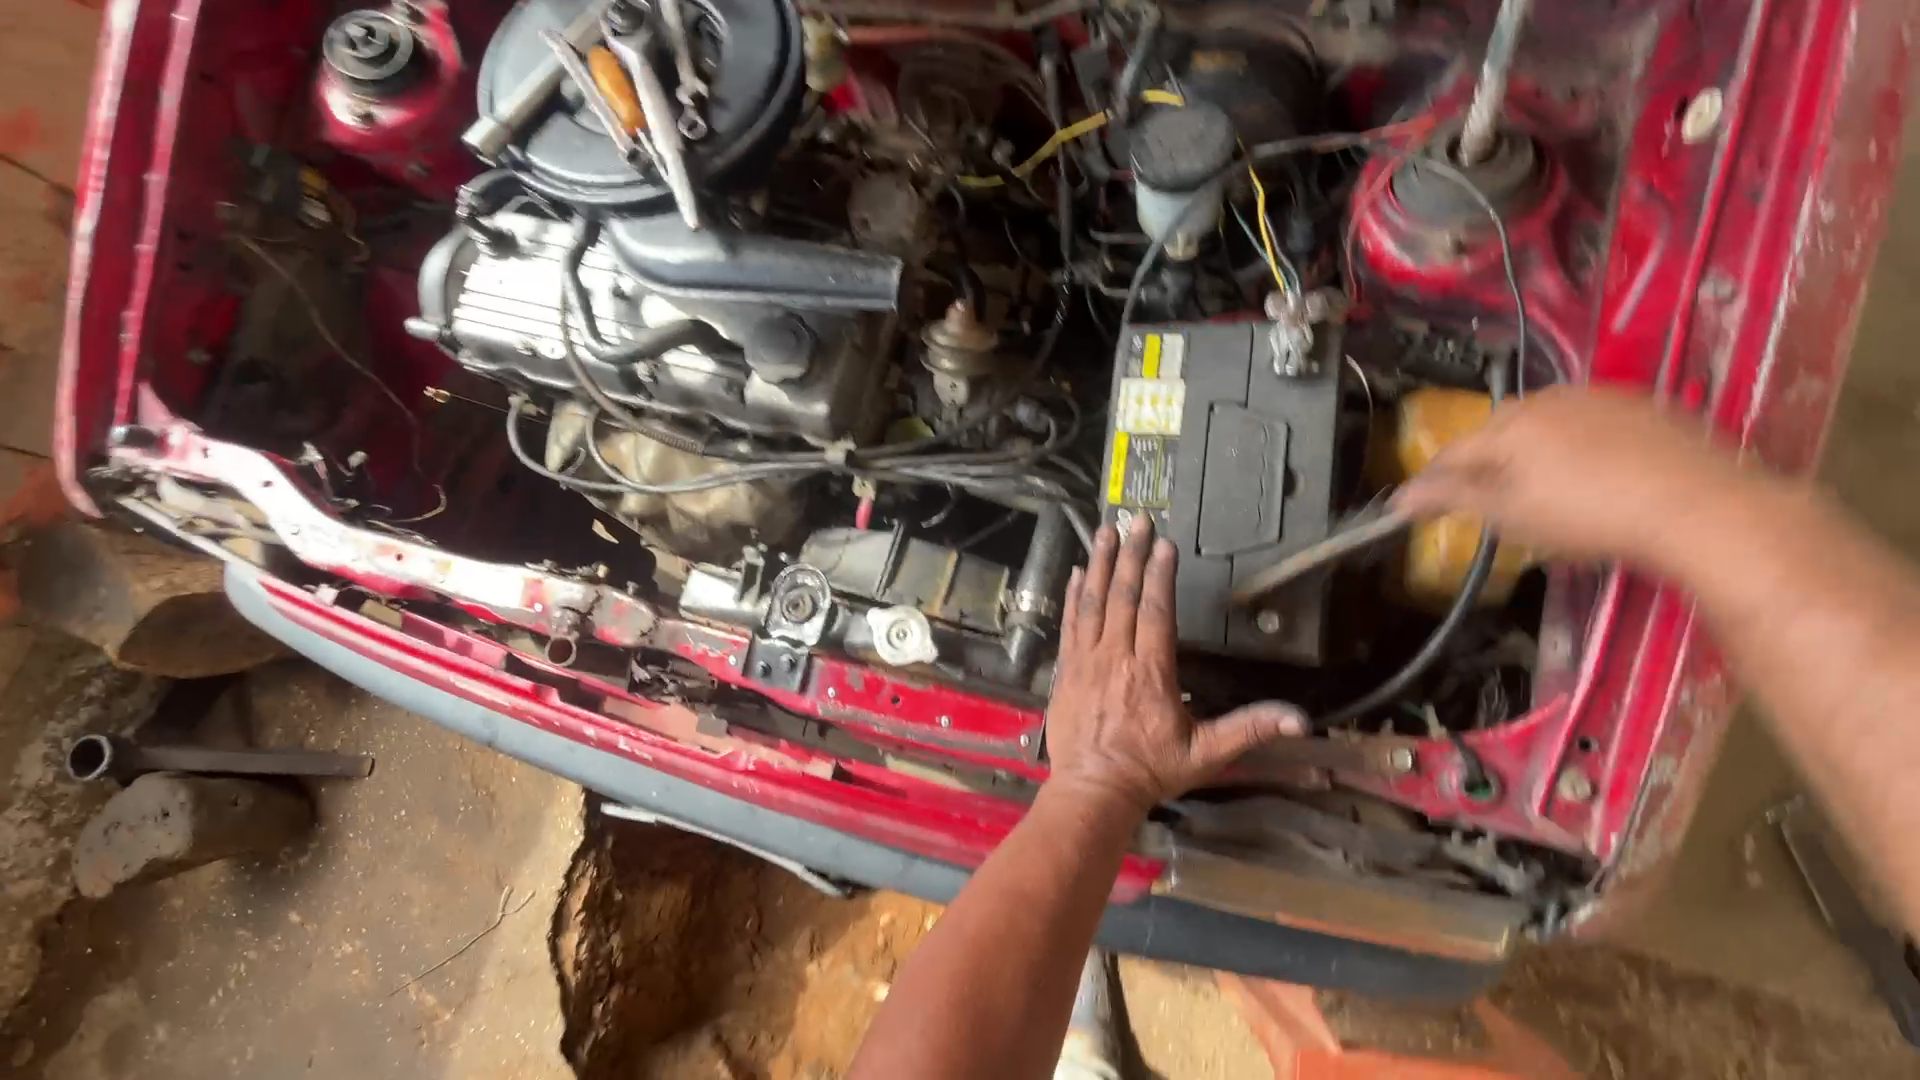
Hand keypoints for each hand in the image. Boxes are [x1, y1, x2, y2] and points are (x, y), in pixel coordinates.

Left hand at [1044, 518, 1305, 815]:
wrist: (1093, 790)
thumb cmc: (1150, 770)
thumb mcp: (1205, 754)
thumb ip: (1249, 730)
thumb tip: (1299, 719)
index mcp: (1150, 672)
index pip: (1156, 613)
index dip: (1161, 577)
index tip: (1165, 544)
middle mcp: (1115, 657)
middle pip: (1123, 597)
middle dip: (1132, 556)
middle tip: (1136, 520)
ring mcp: (1085, 661)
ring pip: (1092, 603)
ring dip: (1100, 565)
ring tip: (1106, 532)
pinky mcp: (1065, 669)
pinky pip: (1069, 624)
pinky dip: (1073, 596)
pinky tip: (1077, 573)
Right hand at [1392, 386, 1764, 565]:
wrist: (1705, 508)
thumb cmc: (1591, 516)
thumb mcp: (1510, 516)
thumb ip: (1451, 499)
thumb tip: (1400, 497)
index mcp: (1509, 426)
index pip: (1452, 453)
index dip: (1434, 480)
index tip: (1421, 504)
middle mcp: (1548, 400)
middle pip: (1498, 431)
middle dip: (1486, 460)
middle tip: (1492, 497)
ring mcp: (1599, 398)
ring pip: (1544, 422)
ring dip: (1532, 448)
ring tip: (1544, 485)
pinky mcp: (1644, 406)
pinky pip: (1590, 421)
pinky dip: (1578, 442)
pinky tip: (1594, 472)